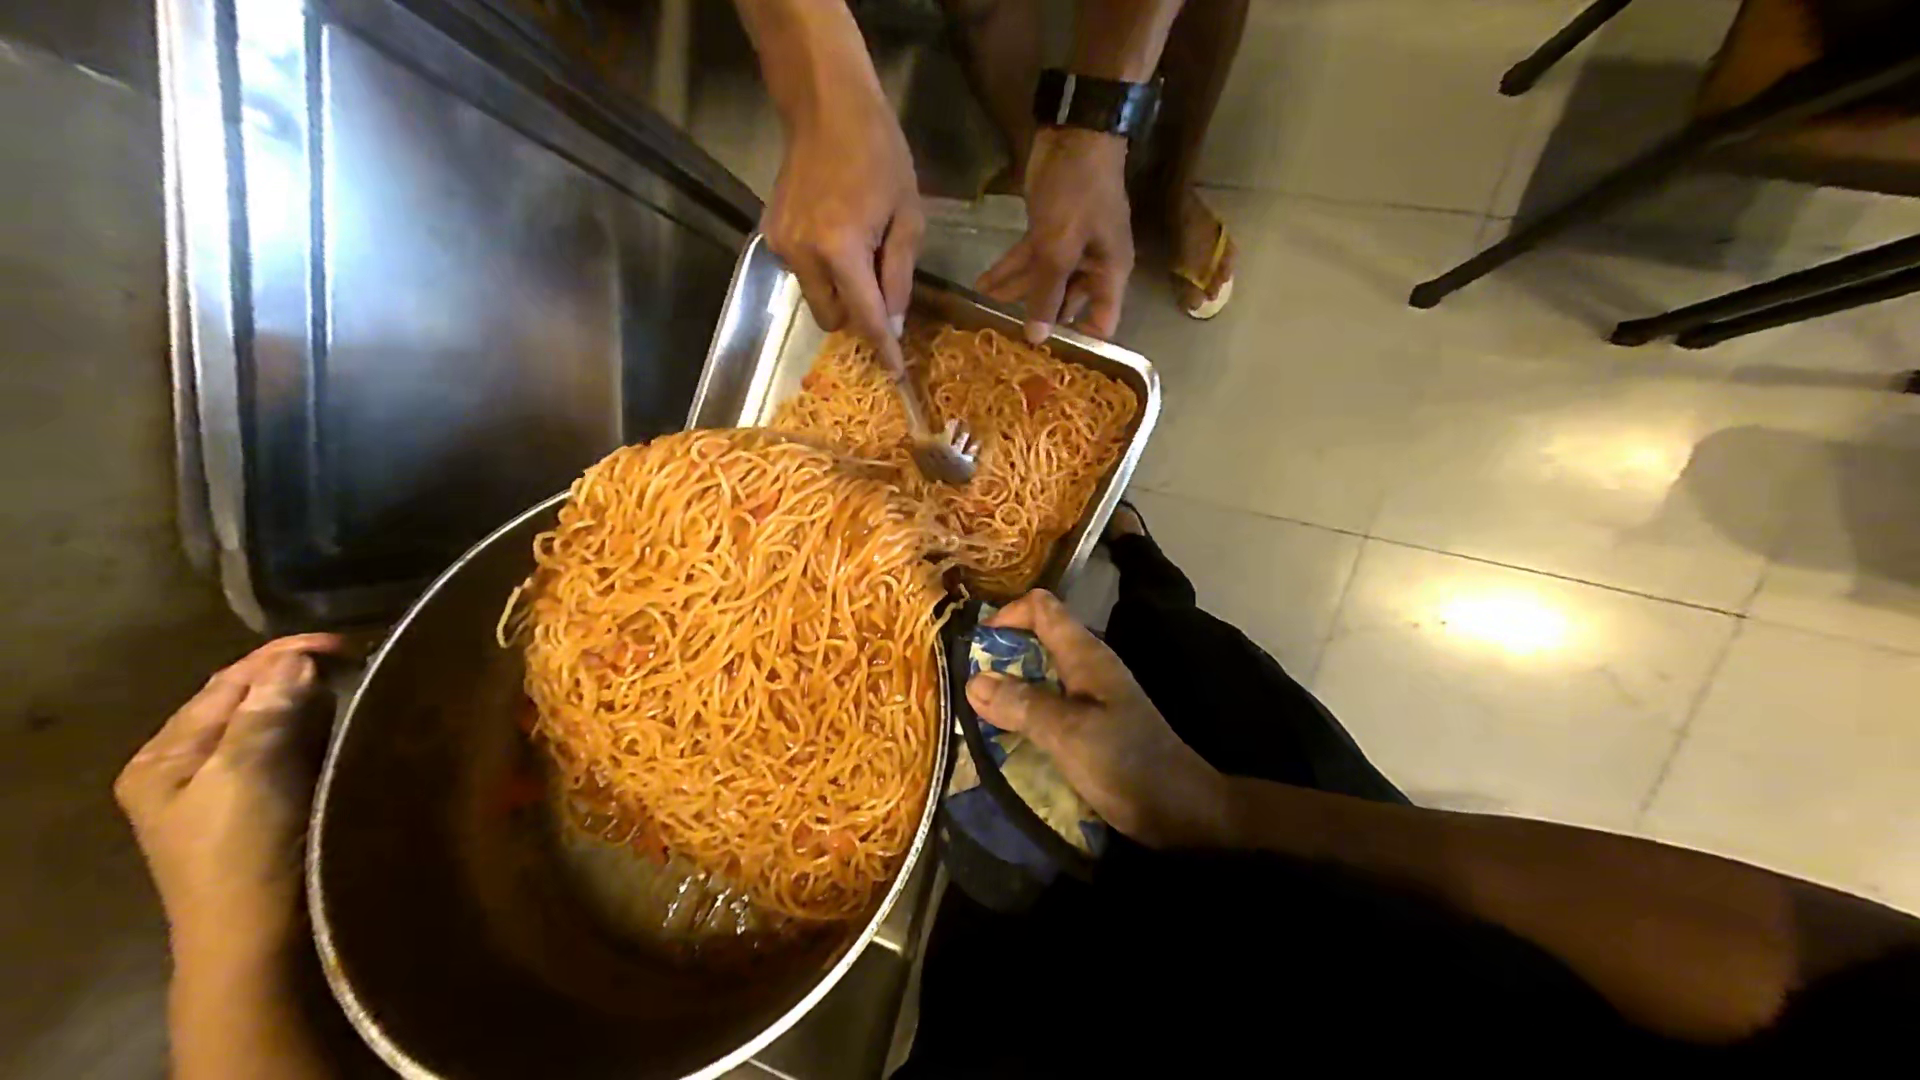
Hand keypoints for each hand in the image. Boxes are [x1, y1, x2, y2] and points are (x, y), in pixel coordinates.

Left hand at [115, 634, 344, 960]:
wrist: (263, 929)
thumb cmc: (242, 849)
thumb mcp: (243, 774)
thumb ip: (266, 711)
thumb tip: (296, 659)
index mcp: (168, 757)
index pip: (228, 683)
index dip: (283, 654)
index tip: (346, 642)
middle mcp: (198, 765)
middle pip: (255, 698)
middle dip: (305, 673)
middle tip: (363, 660)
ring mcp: (240, 785)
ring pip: (284, 720)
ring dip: (322, 698)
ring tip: (367, 683)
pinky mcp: (280, 800)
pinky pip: (304, 746)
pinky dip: (330, 725)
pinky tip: (358, 719)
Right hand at [764, 83, 922, 375]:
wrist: (825, 104)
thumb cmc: (879, 154)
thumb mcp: (908, 218)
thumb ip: (899, 277)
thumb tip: (893, 325)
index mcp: (841, 251)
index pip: (866, 318)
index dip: (883, 348)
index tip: (895, 373)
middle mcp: (804, 256)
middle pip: (833, 319)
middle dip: (857, 314)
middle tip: (877, 283)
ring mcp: (781, 247)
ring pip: (815, 301)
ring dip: (839, 294)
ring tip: (856, 251)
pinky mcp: (771, 235)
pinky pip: (803, 276)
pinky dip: (822, 272)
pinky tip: (834, 237)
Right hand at [964, 590, 1224, 846]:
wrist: (1182, 811)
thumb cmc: (1127, 763)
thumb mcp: (1068, 733)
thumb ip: (1022, 705)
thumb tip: (973, 681)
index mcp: (1085, 655)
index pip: (1042, 608)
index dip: (1007, 615)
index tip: (977, 646)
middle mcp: (1085, 667)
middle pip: (1036, 639)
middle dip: (1000, 654)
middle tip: (966, 683)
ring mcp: (1089, 697)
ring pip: (1039, 673)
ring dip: (1008, 685)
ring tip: (977, 710)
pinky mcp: (1089, 725)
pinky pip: (1046, 704)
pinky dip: (1023, 710)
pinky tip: (1006, 734)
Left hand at [978, 127, 1133, 342]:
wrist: (1075, 133)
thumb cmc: (1078, 194)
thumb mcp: (1060, 249)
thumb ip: (1047, 294)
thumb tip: (1036, 337)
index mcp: (1108, 276)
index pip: (1101, 324)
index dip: (1081, 345)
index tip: (1052, 364)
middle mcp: (1091, 269)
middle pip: (1066, 307)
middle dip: (1039, 322)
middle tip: (1008, 344)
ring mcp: (1070, 251)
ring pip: (1041, 284)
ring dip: (1015, 295)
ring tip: (984, 314)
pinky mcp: (1048, 234)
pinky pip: (1028, 262)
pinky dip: (1008, 272)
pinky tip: (983, 285)